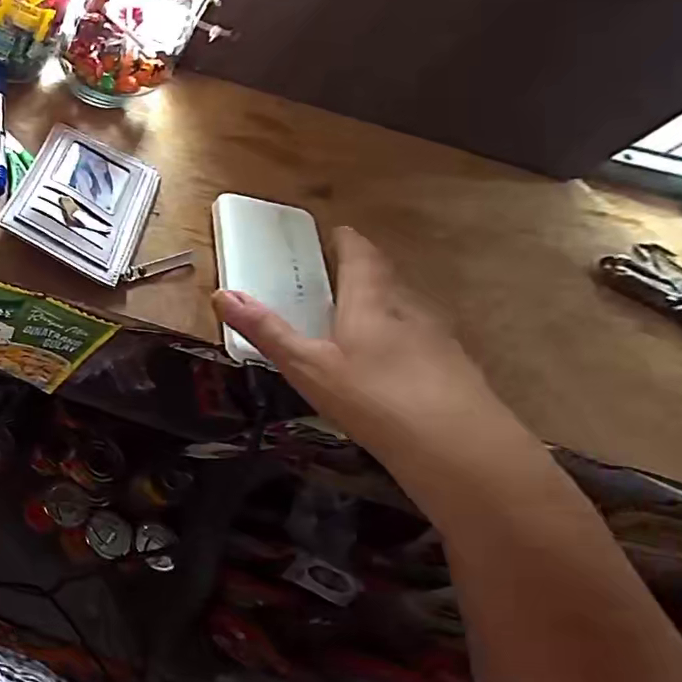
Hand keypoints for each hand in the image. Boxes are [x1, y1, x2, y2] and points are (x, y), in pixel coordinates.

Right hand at [213, 227, 542, 491]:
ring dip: (386, 305)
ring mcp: (439, 339)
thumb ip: (267, 331)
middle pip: (387, 279)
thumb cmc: (373, 398)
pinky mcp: (457, 370)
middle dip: (365, 271)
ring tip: (363, 318)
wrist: (460, 450)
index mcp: (371, 301)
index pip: (361, 255)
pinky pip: (424, 341)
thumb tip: (222, 294)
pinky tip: (394, 367)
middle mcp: (409, 310)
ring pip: (408, 310)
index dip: (348, 241)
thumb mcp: (307, 366)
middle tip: (342, 274)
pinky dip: (404, 341)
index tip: (338, 232)